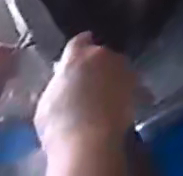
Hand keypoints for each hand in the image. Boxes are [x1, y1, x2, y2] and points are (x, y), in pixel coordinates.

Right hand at [35, 33, 138, 155]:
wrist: (89, 141)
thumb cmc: (59, 124)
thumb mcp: (47, 104)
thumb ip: (58, 87)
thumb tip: (62, 86)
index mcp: (76, 55)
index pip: (79, 41)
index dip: (79, 49)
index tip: (79, 57)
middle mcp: (101, 54)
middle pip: (100, 54)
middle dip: (96, 65)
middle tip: (91, 85)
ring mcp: (120, 66)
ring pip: (117, 66)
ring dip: (113, 76)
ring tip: (107, 97)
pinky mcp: (135, 82)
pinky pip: (130, 83)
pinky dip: (127, 91)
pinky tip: (121, 105)